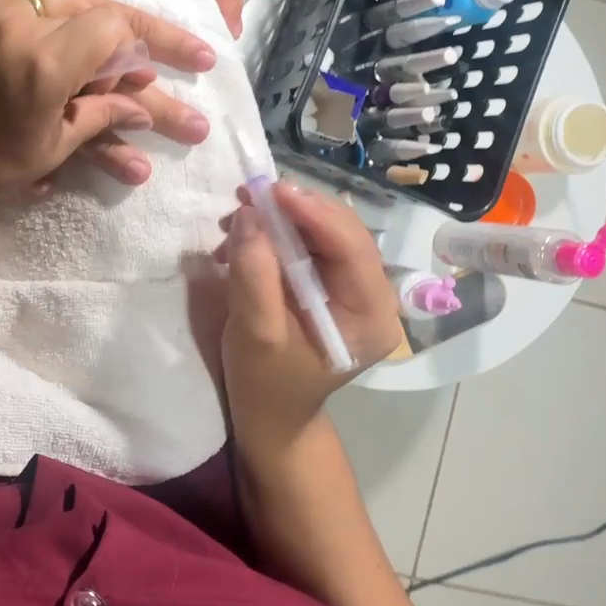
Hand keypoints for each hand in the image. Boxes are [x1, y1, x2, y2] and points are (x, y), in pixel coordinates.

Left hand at [0, 0, 160, 210]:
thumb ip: (104, 115)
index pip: (113, 24)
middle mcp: (22, 26)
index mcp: (50, 62)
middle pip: (85, 5)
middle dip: (105, 34)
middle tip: (107, 68)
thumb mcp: (58, 144)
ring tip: (74, 44)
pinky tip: (30, 12)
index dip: (130, 47)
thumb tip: (144, 108)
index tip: (129, 73)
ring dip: (71, 13)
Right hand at [214, 182, 403, 453]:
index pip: (351, 247)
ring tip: (234, 220)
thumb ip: (255, 274)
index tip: (271, 190)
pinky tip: (243, 238)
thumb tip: (250, 216)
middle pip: (340, 231)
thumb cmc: (266, 383)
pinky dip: (275, 232)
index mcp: (370, 315)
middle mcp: (372, 295)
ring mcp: (351, 288)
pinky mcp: (328, 284)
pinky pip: (307, 243)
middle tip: (245, 195)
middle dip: (293, 209)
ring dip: (279, 218)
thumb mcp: (256, 332)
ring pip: (322, 231)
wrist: (269, 414)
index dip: (313, 213)